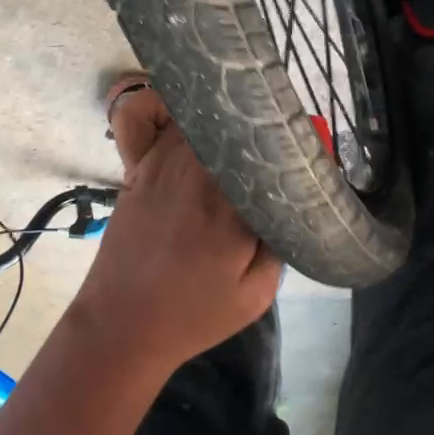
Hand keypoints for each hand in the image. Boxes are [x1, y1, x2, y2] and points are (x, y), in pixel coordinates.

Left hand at [68, 124, 280, 369]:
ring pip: (199, 114)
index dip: (297, 148)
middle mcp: (194, 172)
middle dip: (264, 128)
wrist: (120, 327)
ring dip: (225, 117)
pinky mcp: (136, 167)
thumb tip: (293, 200)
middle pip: (237, 124)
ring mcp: (159, 163)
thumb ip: (280, 241)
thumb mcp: (256, 294)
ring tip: (246, 129)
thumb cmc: (193, 316)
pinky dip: (166, 107)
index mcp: (229, 205)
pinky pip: (145, 116)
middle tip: (283, 145)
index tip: (313, 156)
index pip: (272, 152)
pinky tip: (190, 121)